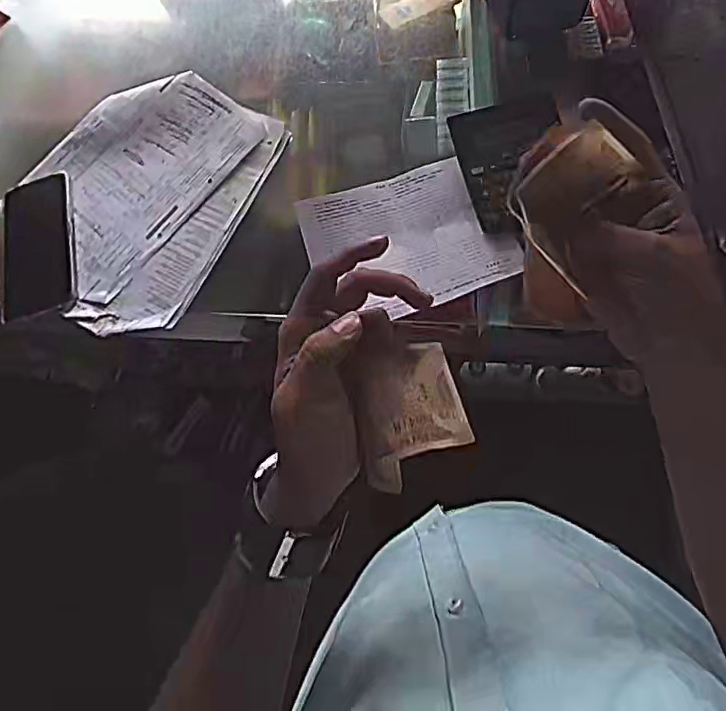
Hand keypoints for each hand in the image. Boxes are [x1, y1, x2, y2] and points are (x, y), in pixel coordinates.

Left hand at [264, 236, 431, 527]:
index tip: (380, 244)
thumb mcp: (303, 396)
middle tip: (420, 296)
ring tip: (424, 311)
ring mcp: (351, 348)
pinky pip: (391, 339)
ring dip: (401, 306)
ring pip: (378, 311)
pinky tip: (419, 339)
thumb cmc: (302, 438)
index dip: (350, 256)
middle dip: (389, 284)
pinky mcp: (370, 365)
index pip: (323, 279)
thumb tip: (353, 319)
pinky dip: (406, 333)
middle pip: (358, 290)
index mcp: (303, 330)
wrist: (319, 481)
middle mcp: (327, 331)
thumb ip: (323, 352)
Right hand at [551, 99, 725, 374]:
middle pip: (593, 175)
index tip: (585, 107)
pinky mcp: (586, 261)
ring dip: (546, 193)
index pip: (636, 153)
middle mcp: (629, 211)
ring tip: (524, 182)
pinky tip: (526, 220)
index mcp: (659, 200)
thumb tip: (568, 220)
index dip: (611, 126)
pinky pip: (558, 239)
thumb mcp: (653, 259)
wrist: (676, 351)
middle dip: (565, 161)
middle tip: (538, 153)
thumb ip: (608, 236)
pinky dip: (541, 230)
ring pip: (570, 205)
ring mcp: (605, 236)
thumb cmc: (685, 301)